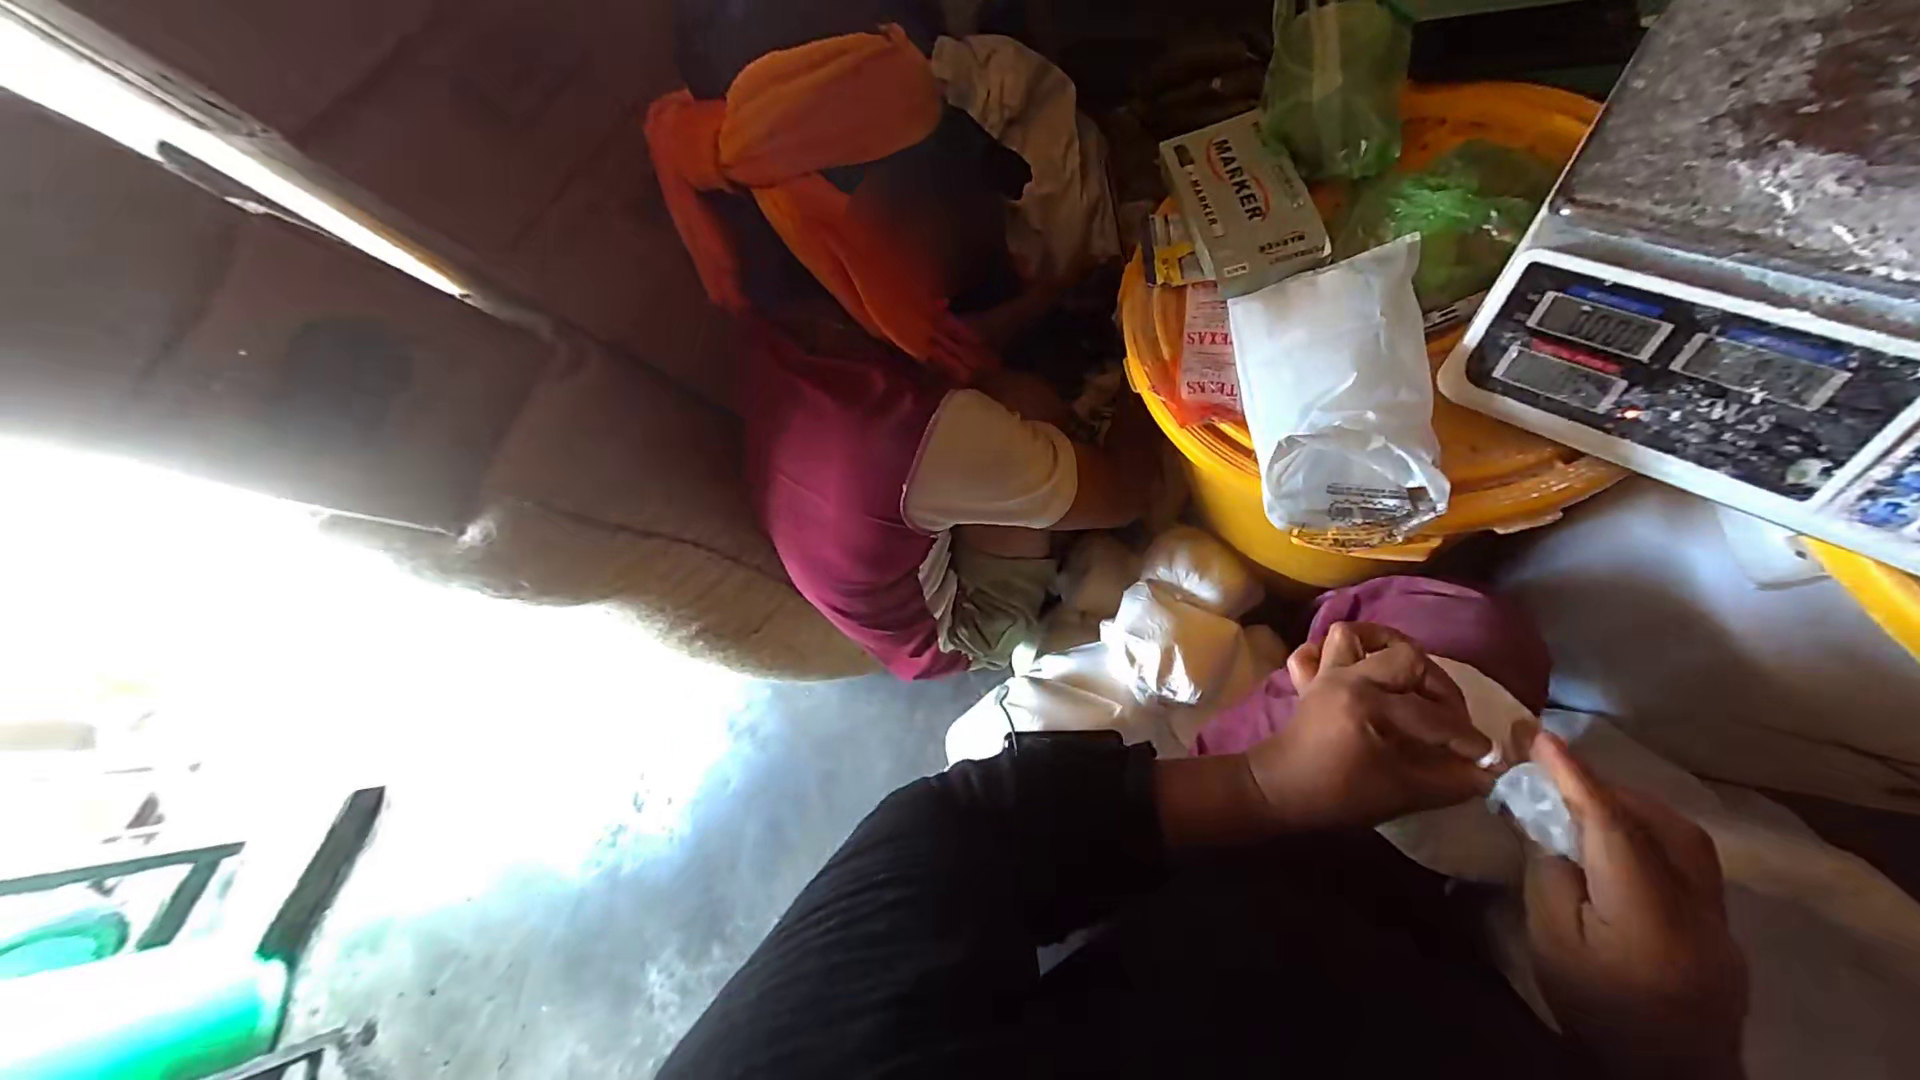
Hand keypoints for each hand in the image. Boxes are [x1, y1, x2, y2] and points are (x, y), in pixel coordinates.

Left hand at [1244, 623, 1494, 831]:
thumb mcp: (1402, 792)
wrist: (1277, 790)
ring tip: (1410, 675)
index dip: (1467, 739)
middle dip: (1437, 685)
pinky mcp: (1306, 681)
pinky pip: (1313, 651)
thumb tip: (1488, 770)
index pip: (1433, 715)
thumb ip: (1451, 779)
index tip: (1486, 757)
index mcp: (1367, 703)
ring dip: (1384, 646)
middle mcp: (1345, 678)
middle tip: (1451, 717)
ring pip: (1351, 635)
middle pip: (1404, 657)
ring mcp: (1322, 675)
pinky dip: (1334, 654)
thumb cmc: (1338, 794)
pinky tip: (1356, 671)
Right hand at [1521, 730, 1748, 1079]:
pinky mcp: (1718, 925)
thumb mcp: (1551, 938)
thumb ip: (1551, 874)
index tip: (1536, 734)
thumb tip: (1549, 827)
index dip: (1573, 776)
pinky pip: (1685, 856)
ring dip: (1626, 803)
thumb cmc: (1593, 1004)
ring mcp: (1718, 918)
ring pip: (1682, 836)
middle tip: (1549, 763)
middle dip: (1602, 785)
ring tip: (1576, 792)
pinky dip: (1642, 828)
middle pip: (1660, 825)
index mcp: (1647, 914)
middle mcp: (1697, 909)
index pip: (1611, 827)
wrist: (1665, 1072)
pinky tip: (1609, 831)